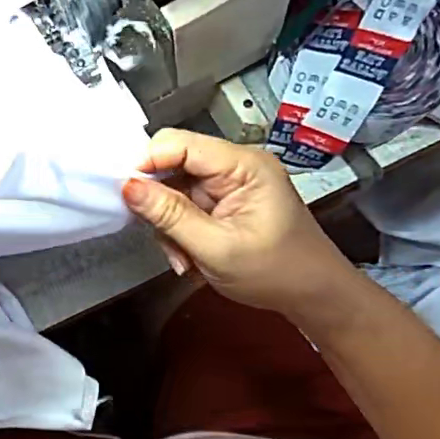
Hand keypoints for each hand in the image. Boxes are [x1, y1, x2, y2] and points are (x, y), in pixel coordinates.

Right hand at [122, 129, 360, 323]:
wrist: (314, 296)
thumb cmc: (277, 273)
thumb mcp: (217, 248)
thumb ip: (170, 215)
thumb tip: (128, 186)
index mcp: (243, 165)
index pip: (180, 143)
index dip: (147, 162)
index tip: (125, 192)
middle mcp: (234, 165)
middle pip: (173, 164)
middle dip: (159, 202)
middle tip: (160, 235)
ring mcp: (228, 183)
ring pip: (173, 189)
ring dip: (169, 224)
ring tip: (184, 258)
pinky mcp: (223, 201)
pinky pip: (184, 205)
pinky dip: (179, 231)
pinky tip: (189, 257)